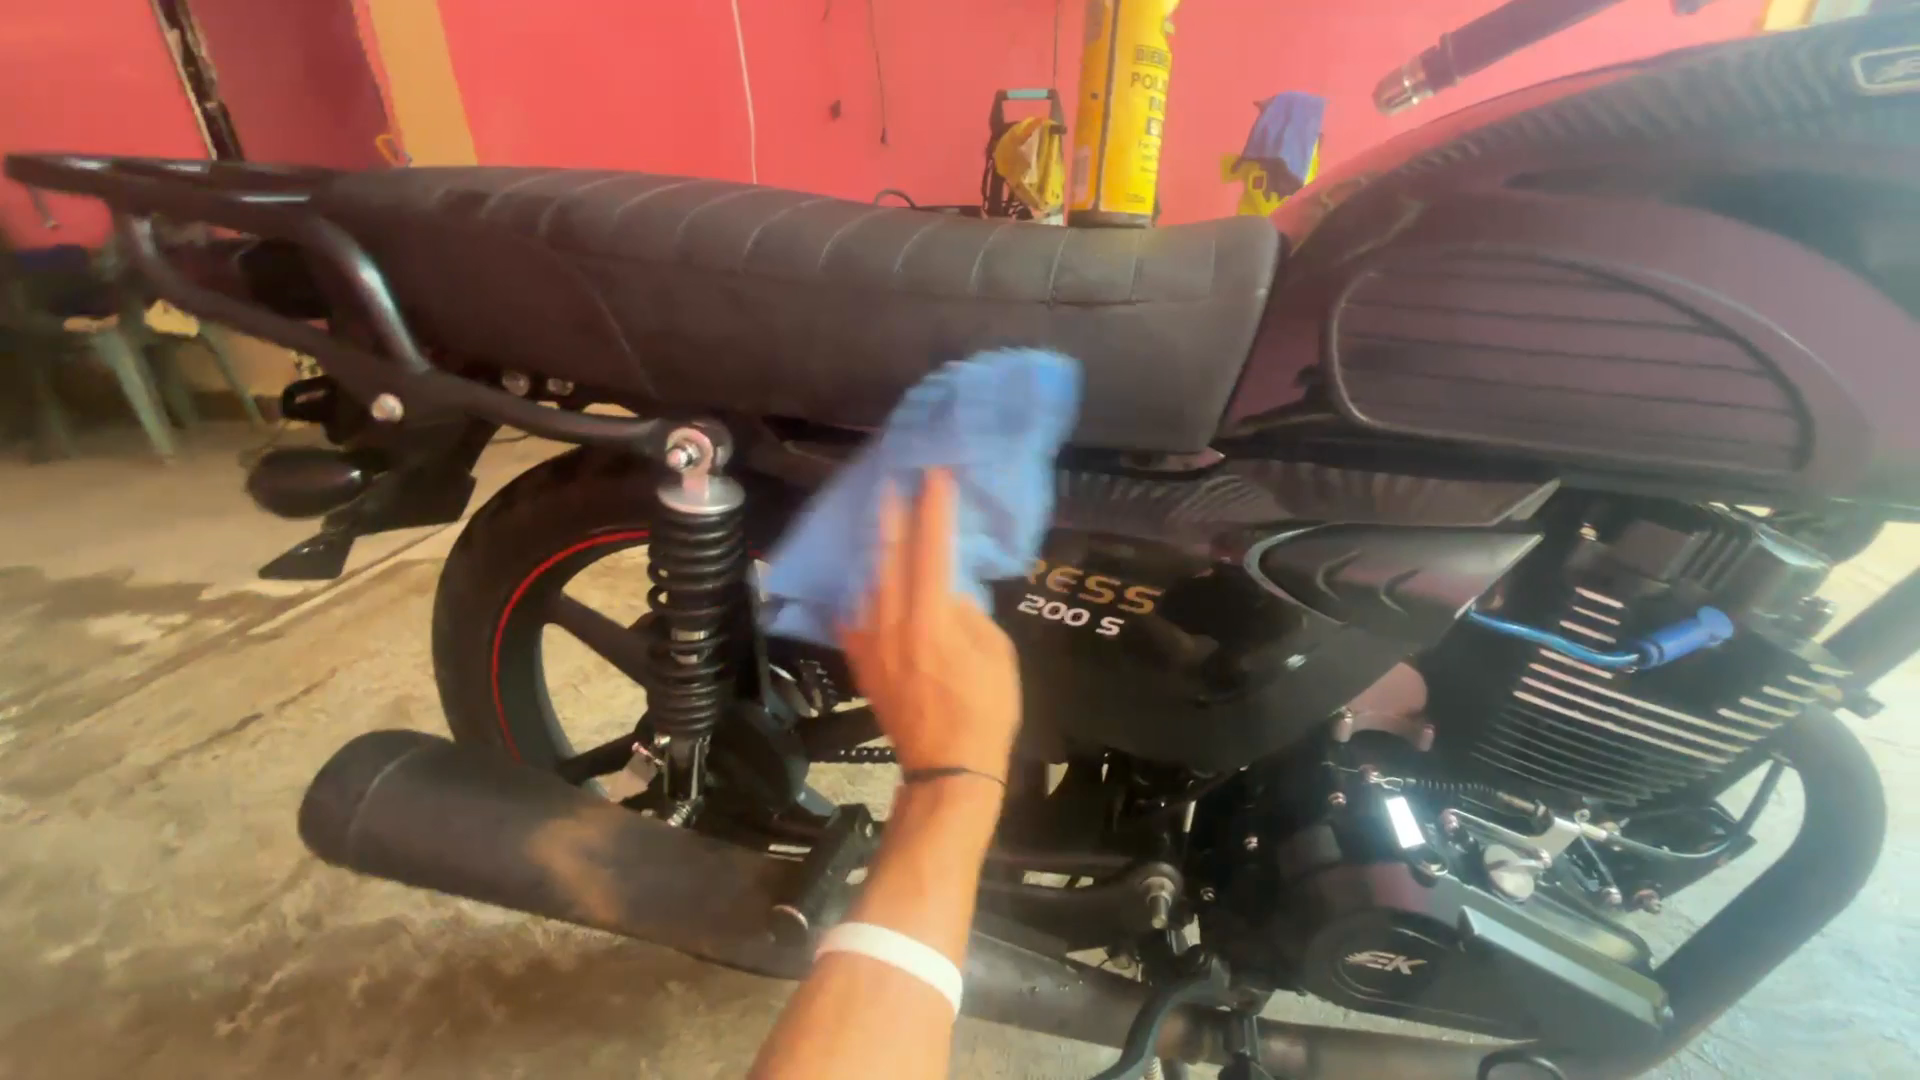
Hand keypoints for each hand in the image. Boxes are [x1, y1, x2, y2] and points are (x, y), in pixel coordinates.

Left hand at [839, 468, 1021, 781]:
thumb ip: (969, 615)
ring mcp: (871, 644)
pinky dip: (855, 595)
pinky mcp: (862, 663)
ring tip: (876, 521)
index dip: (934, 509)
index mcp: (931, 618)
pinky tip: (855, 581)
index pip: (931, 549)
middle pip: (888, 557)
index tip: (935, 476)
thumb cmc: (985, 711)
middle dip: (891, 515)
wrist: (947, 768)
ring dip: (873, 549)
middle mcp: (893, 623)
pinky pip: (851, 618)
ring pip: (867, 582)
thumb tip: (948, 593)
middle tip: (890, 482)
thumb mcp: (998, 655)